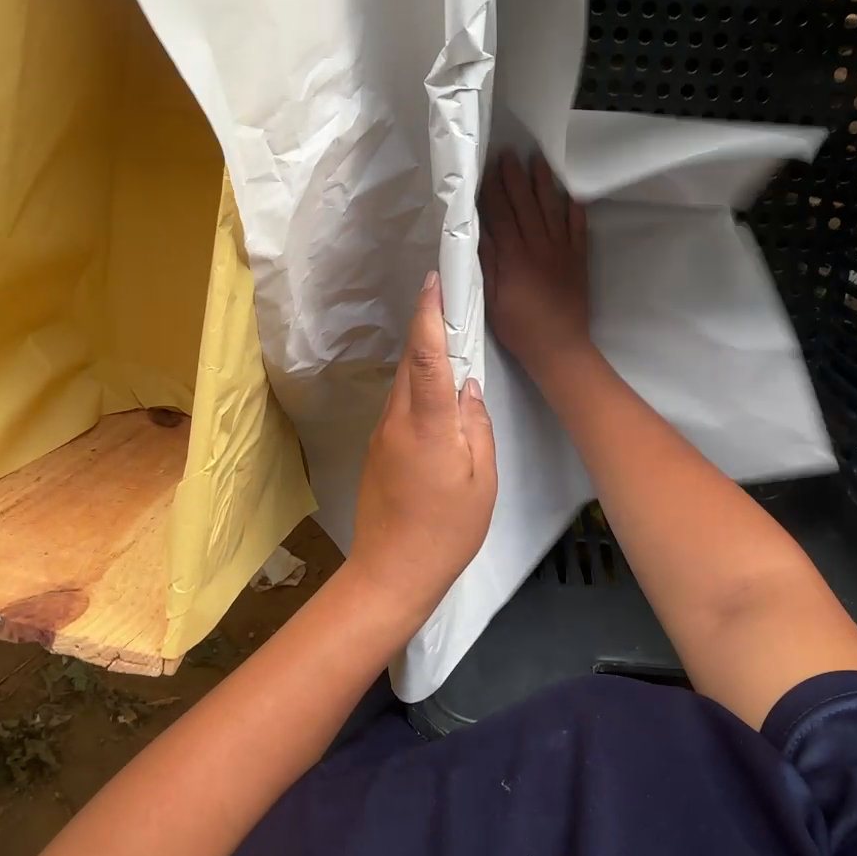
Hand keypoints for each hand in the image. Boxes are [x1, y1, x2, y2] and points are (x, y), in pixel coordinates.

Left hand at [346, 272, 496, 621]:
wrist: (389, 573)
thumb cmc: (446, 531)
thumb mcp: (481, 480)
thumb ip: (476, 426)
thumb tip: (468, 388)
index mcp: (427, 426)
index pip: (425, 356)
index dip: (428, 315)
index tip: (432, 282)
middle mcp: (397, 422)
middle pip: (410, 364)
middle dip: (427, 331)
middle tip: (451, 309)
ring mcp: (381, 436)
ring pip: (403, 386)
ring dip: (423, 364)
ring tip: (450, 357)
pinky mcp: (375, 450)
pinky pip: (399, 408)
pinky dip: (417, 392)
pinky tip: (437, 405)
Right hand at [481, 153, 591, 377]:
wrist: (560, 347)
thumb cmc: (520, 328)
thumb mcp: (493, 299)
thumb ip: (488, 263)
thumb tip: (478, 231)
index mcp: (514, 257)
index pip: (501, 215)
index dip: (493, 190)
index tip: (487, 168)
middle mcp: (539, 246)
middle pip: (526, 205)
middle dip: (516, 178)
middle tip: (509, 153)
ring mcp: (562, 251)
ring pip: (552, 209)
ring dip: (543, 184)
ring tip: (537, 161)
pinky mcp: (578, 260)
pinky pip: (578, 228)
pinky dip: (575, 209)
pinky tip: (570, 193)